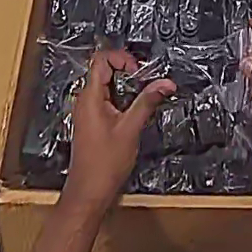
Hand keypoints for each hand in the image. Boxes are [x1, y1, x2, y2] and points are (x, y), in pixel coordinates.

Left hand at [65, 48, 173, 209]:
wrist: (88, 193)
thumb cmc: (105, 163)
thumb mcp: (130, 128)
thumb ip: (147, 101)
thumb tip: (166, 83)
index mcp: (90, 97)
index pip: (101, 60)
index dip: (122, 58)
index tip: (139, 72)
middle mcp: (85, 100)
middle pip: (104, 69)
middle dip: (127, 70)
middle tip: (146, 81)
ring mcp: (88, 111)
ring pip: (107, 84)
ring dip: (127, 85)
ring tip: (144, 95)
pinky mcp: (93, 121)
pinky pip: (107, 98)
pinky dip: (123, 98)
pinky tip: (136, 110)